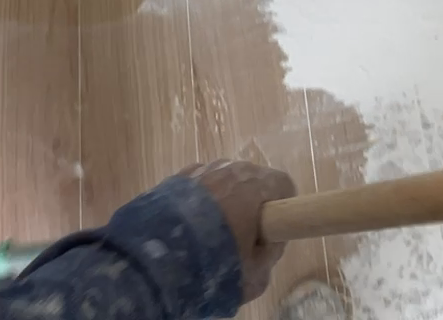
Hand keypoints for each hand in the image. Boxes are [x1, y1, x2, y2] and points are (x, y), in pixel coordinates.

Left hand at [182, 159, 296, 302]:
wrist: (158, 258)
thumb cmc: (214, 264)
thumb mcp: (255, 275)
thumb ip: (271, 254)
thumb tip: (269, 241)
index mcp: (255, 186)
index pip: (284, 185)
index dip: (284, 208)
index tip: (272, 231)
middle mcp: (232, 168)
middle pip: (256, 181)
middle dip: (255, 205)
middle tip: (244, 237)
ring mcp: (205, 168)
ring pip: (228, 181)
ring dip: (228, 200)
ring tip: (213, 234)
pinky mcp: (181, 175)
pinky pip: (204, 184)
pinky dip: (205, 199)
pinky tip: (193, 226)